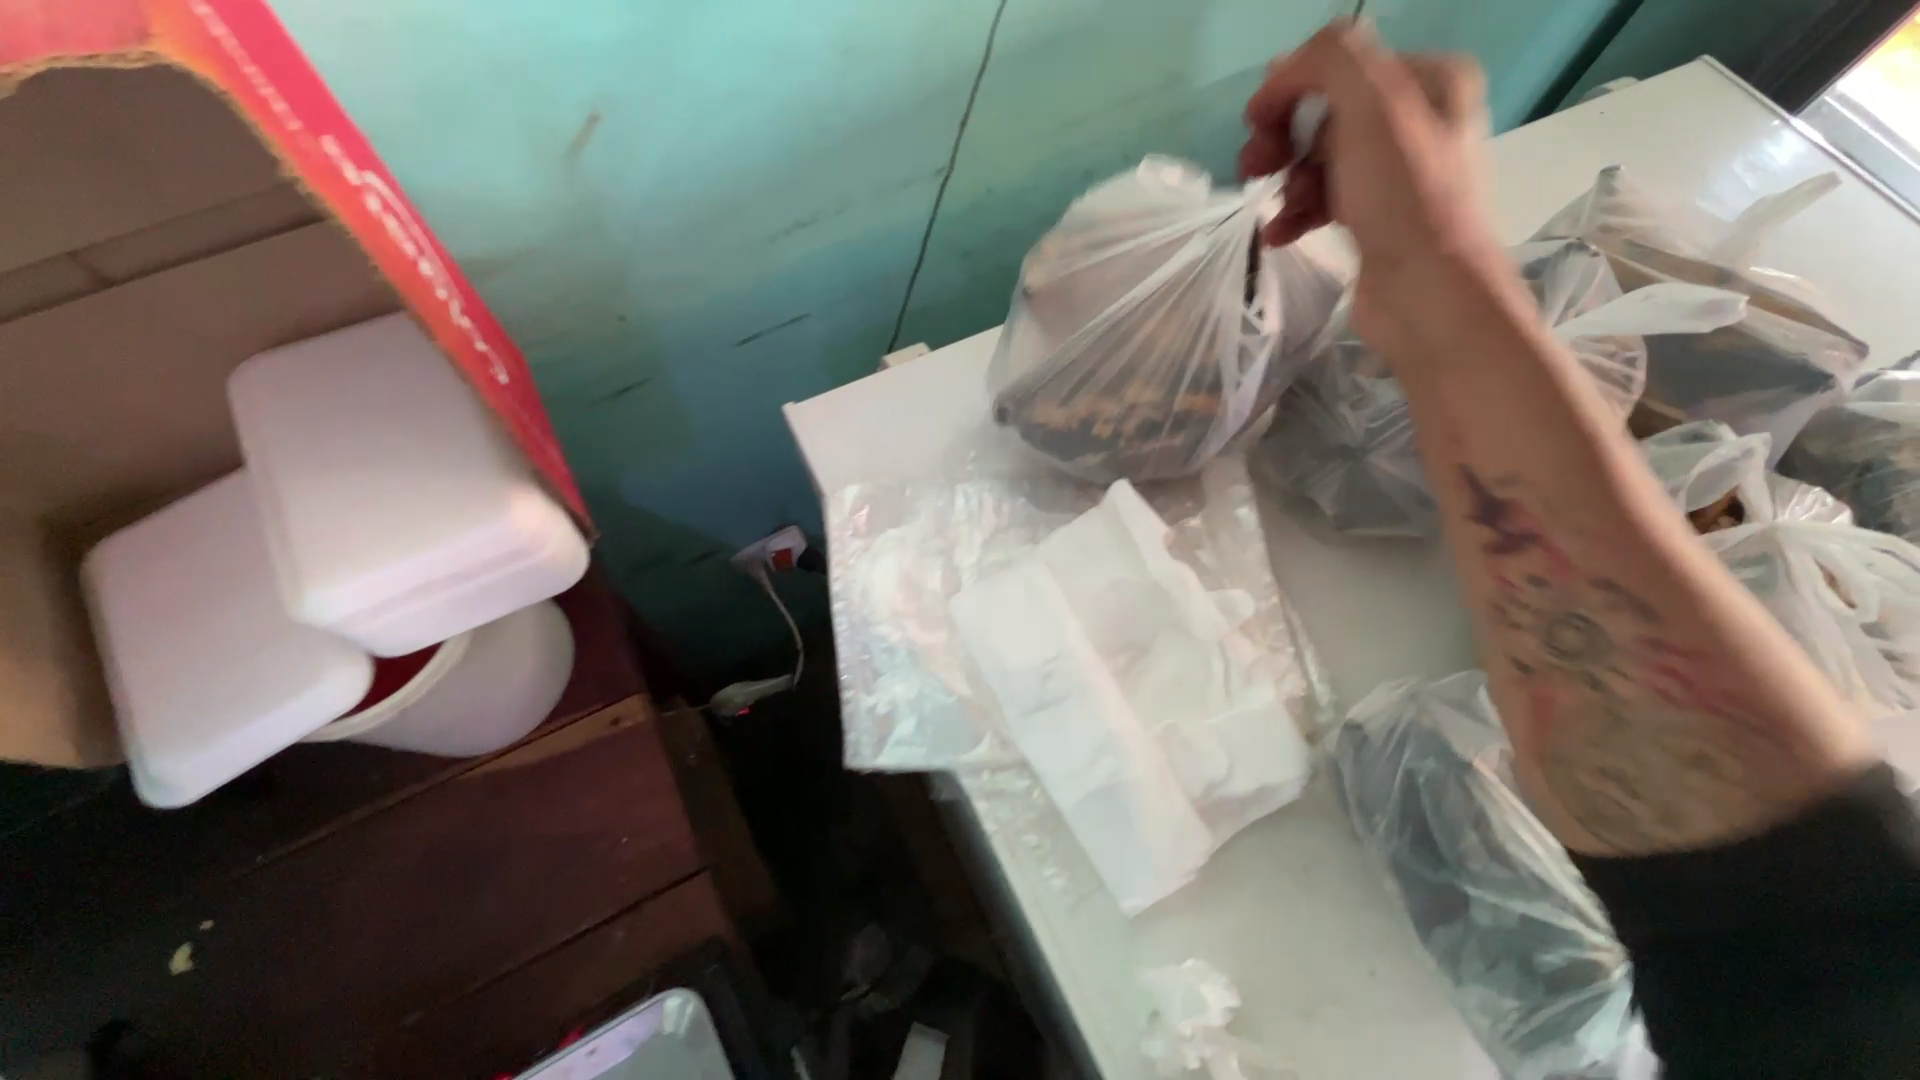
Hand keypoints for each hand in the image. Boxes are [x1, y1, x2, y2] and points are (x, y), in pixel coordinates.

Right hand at [1242, 21, 1510, 352]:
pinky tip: (1278, 234)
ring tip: (1273, 209)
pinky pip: (1324, 201)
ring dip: (1286, 182)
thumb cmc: (1404, 197)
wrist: (1427, 293)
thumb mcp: (1372, 107)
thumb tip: (1283, 68)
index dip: (1291, 88)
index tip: (1254, 122)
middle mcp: (1419, 121)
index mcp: (1429, 81)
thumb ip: (1330, 61)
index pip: (1341, 64)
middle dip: (1283, 139)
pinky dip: (1296, 214)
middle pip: (1326, 114)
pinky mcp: (1378, 220)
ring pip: (1320, 161)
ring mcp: (1398, 175)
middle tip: (1254, 166)